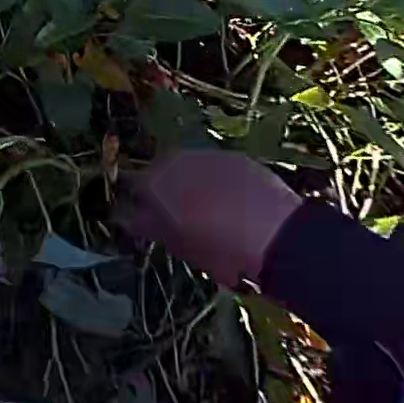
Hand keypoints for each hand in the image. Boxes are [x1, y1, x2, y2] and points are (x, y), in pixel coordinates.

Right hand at [123, 150, 303, 284]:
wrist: (279, 235)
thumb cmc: (220, 248)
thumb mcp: (178, 245)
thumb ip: (147, 226)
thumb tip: (124, 216)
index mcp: (155, 181)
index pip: (131, 183)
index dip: (134, 198)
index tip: (141, 213)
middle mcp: (175, 159)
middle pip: (160, 170)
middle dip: (165, 188)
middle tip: (178, 215)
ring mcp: (207, 154)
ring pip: (189, 167)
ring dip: (191, 183)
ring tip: (209, 210)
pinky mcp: (236, 157)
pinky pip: (217, 169)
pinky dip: (218, 182)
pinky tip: (233, 203)